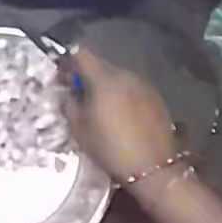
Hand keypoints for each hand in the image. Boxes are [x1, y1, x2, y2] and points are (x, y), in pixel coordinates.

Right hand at [63, 48, 176, 182]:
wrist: (153, 167)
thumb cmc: (110, 148)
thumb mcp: (79, 129)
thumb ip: (69, 104)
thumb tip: (68, 92)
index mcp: (104, 78)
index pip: (81, 54)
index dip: (69, 63)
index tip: (65, 79)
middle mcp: (125, 74)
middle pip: (101, 64)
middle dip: (88, 76)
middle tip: (81, 97)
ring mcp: (143, 84)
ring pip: (118, 76)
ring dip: (107, 86)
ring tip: (103, 109)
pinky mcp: (156, 96)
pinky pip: (133, 87)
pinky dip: (124, 95)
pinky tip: (123, 115)